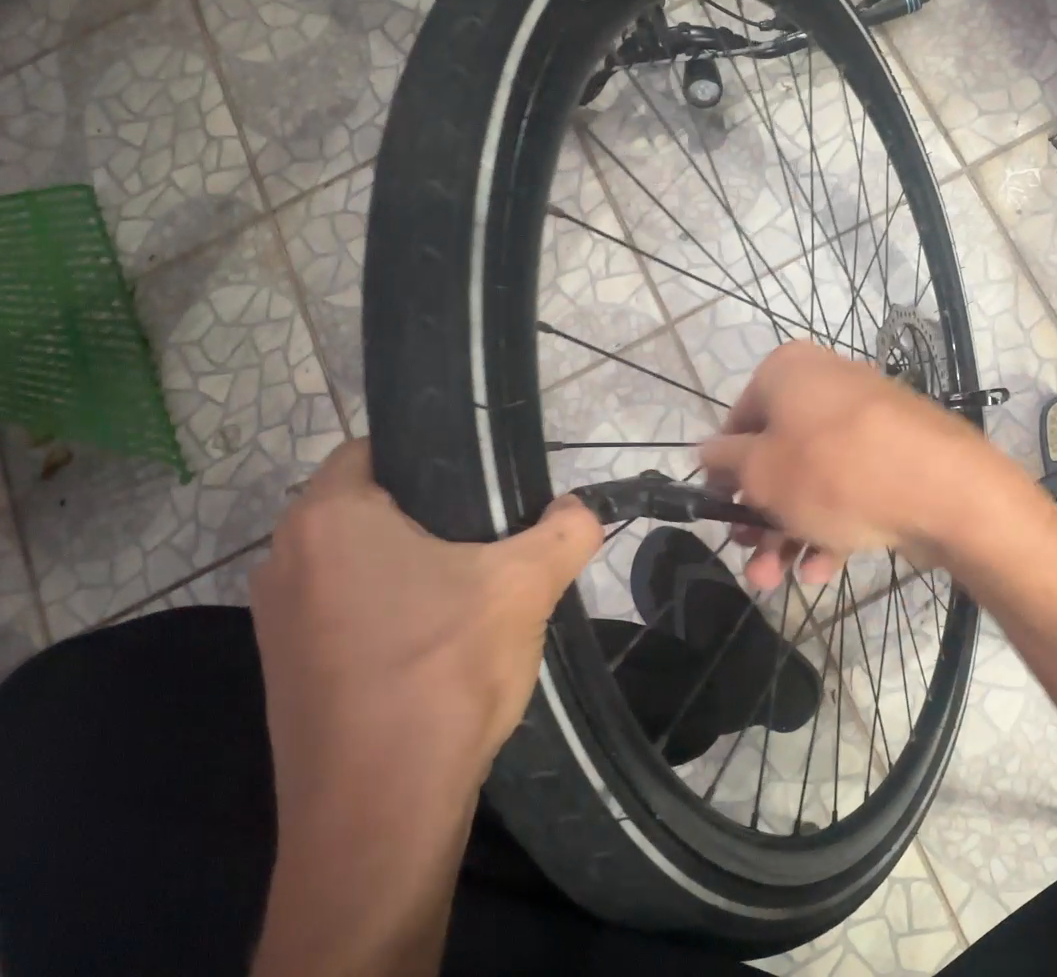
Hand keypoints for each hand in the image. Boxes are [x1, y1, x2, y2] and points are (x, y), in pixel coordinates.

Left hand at [249, 439, 603, 806]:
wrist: (381, 804)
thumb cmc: (444, 668)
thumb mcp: (526, 586)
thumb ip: (565, 531)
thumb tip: (581, 510)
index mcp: (329, 519)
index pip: (375, 448)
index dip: (437, 453)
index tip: (492, 482)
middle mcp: (285, 559)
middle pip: (372, 510)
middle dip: (437, 519)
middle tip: (501, 541)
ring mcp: (279, 622)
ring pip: (363, 567)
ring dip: (418, 571)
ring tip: (481, 597)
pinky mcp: (291, 672)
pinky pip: (351, 616)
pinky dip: (397, 617)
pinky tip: (445, 649)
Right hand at [700, 341, 1040, 590]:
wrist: (944, 490)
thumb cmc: (835, 472)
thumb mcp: (763, 473)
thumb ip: (728, 463)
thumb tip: (710, 453)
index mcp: (789, 372)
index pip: (739, 421)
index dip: (725, 472)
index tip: (720, 511)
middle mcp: (829, 387)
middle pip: (779, 457)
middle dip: (760, 517)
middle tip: (752, 559)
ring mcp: (869, 424)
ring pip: (815, 482)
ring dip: (791, 534)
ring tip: (778, 582)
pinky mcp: (900, 459)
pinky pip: (854, 490)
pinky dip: (834, 528)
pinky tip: (824, 570)